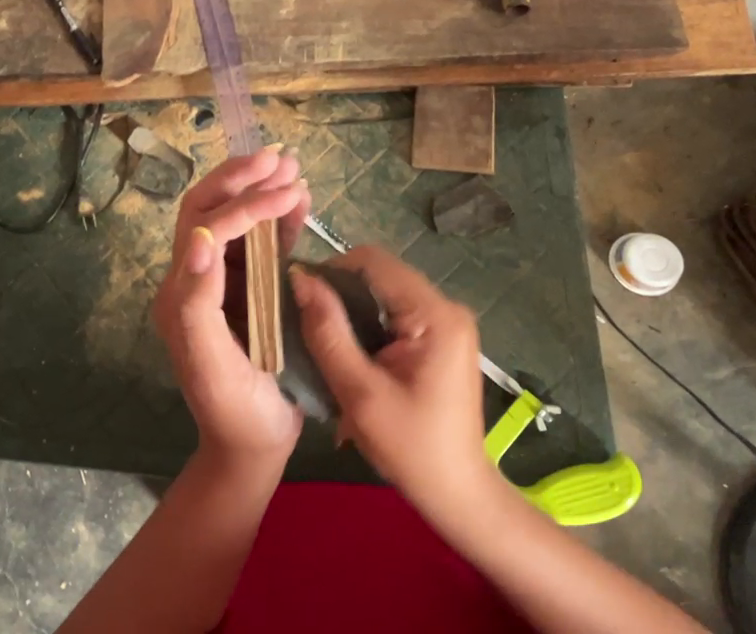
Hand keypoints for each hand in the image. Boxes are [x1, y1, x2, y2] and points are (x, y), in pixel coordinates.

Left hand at [154, 147, 311, 464]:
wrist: (253, 446)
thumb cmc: (232, 409)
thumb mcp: (210, 360)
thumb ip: (198, 299)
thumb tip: (197, 236)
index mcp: (182, 289)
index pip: (204, 226)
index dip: (242, 204)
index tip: (282, 192)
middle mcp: (199, 277)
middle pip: (213, 211)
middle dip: (244, 180)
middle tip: (280, 158)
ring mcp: (226, 282)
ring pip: (239, 222)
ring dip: (264, 192)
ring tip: (294, 169)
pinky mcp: (252, 292)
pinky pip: (263, 246)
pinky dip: (280, 220)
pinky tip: (301, 203)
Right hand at [291, 246, 496, 503]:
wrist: (457, 493)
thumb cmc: (411, 447)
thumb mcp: (359, 392)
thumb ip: (328, 332)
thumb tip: (300, 280)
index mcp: (435, 315)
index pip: (373, 262)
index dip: (330, 270)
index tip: (298, 297)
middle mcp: (446, 308)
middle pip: (378, 275)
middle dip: (338, 294)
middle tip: (304, 323)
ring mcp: (446, 323)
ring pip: (382, 294)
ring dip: (350, 312)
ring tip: (323, 342)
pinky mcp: (441, 338)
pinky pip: (393, 314)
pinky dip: (366, 327)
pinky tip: (348, 355)